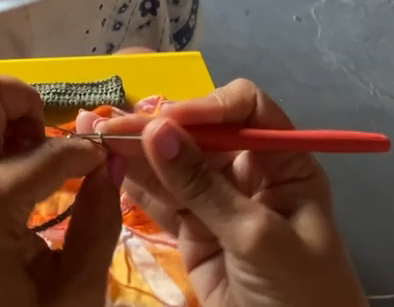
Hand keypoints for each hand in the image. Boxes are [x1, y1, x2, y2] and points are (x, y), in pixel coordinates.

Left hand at [0, 71, 123, 306]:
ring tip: (39, 168)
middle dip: (30, 105)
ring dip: (14, 119)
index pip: (51, 150)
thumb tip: (115, 162)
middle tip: (54, 149)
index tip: (107, 162)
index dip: (90, 152)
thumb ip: (98, 224)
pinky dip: (2, 136)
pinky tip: (23, 180)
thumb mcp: (71, 295)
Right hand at [77, 81, 366, 306]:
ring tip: (90, 134)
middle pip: (196, 132)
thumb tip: (156, 129)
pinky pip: (159, 199)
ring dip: (132, 149)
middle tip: (106, 127)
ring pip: (170, 163)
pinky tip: (104, 165)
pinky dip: (131, 183)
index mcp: (283, 164)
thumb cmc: (303, 299)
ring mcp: (217, 203)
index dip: (205, 106)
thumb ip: (203, 185)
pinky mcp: (193, 233)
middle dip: (153, 126)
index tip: (165, 121)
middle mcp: (248, 174)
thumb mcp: (258, 239)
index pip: (243, 109)